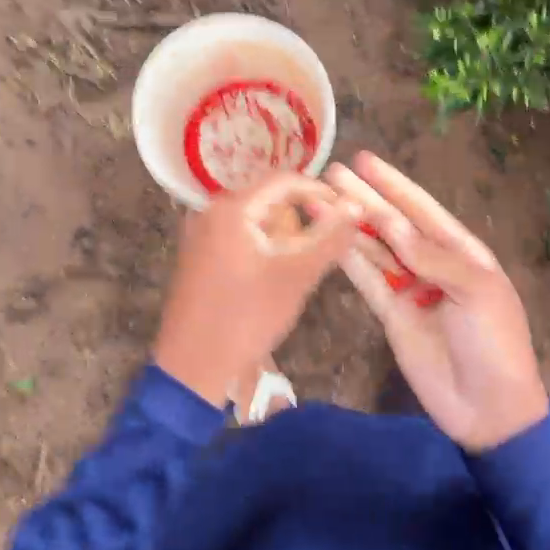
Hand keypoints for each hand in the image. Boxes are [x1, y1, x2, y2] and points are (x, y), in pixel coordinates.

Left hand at [153, 173, 361, 406]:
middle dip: (302, 220)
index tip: (348, 210)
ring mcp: (200, 236)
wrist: (192, 369)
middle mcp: (210, 212)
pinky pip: (240, 239)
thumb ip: (330, 236)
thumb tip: (357, 204)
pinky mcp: (198, 259)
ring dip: (285, 238)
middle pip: (269, 200)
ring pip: (256, 222)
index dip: (321, 191)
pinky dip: (265, 249)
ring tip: (304, 266)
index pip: (285, 181)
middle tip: (327, 246)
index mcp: (231, 208)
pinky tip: (277, 277)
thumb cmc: (246, 317)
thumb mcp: (296, 275)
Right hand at [326, 153, 547, 451]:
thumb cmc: (495, 341)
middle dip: (365, 199)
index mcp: (463, 252)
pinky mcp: (392, 316)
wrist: (489, 407)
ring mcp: (411, 290)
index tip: (365, 161)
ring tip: (321, 198)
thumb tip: (392, 225)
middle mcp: (434, 264)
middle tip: (331, 171)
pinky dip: (350, 260)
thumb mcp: (476, 291)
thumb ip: (432, 257)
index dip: (394, 185)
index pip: (423, 210)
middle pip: (394, 225)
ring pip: (376, 250)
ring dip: (352, 225)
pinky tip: (329, 238)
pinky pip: (369, 282)